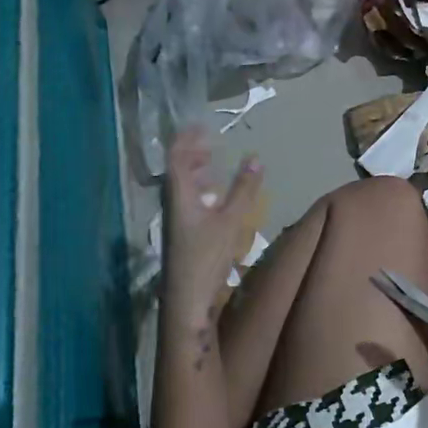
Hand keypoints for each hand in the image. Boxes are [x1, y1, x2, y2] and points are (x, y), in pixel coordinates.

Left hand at [161, 130, 261, 326]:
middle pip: (176, 171)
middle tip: (210, 143)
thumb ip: (243, 190)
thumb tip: (255, 158)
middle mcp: (173, 205)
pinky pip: (187, 201)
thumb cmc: (205, 258)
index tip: (202, 126)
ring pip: (181, 187)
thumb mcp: (230, 221)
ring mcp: (175, 221)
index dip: (187, 139)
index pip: (176, 158)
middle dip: (191, 153)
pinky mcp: (182, 235)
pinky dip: (199, 190)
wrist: (186, 301)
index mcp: (179, 196)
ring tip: (213, 165)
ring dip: (195, 172)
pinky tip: (214, 199)